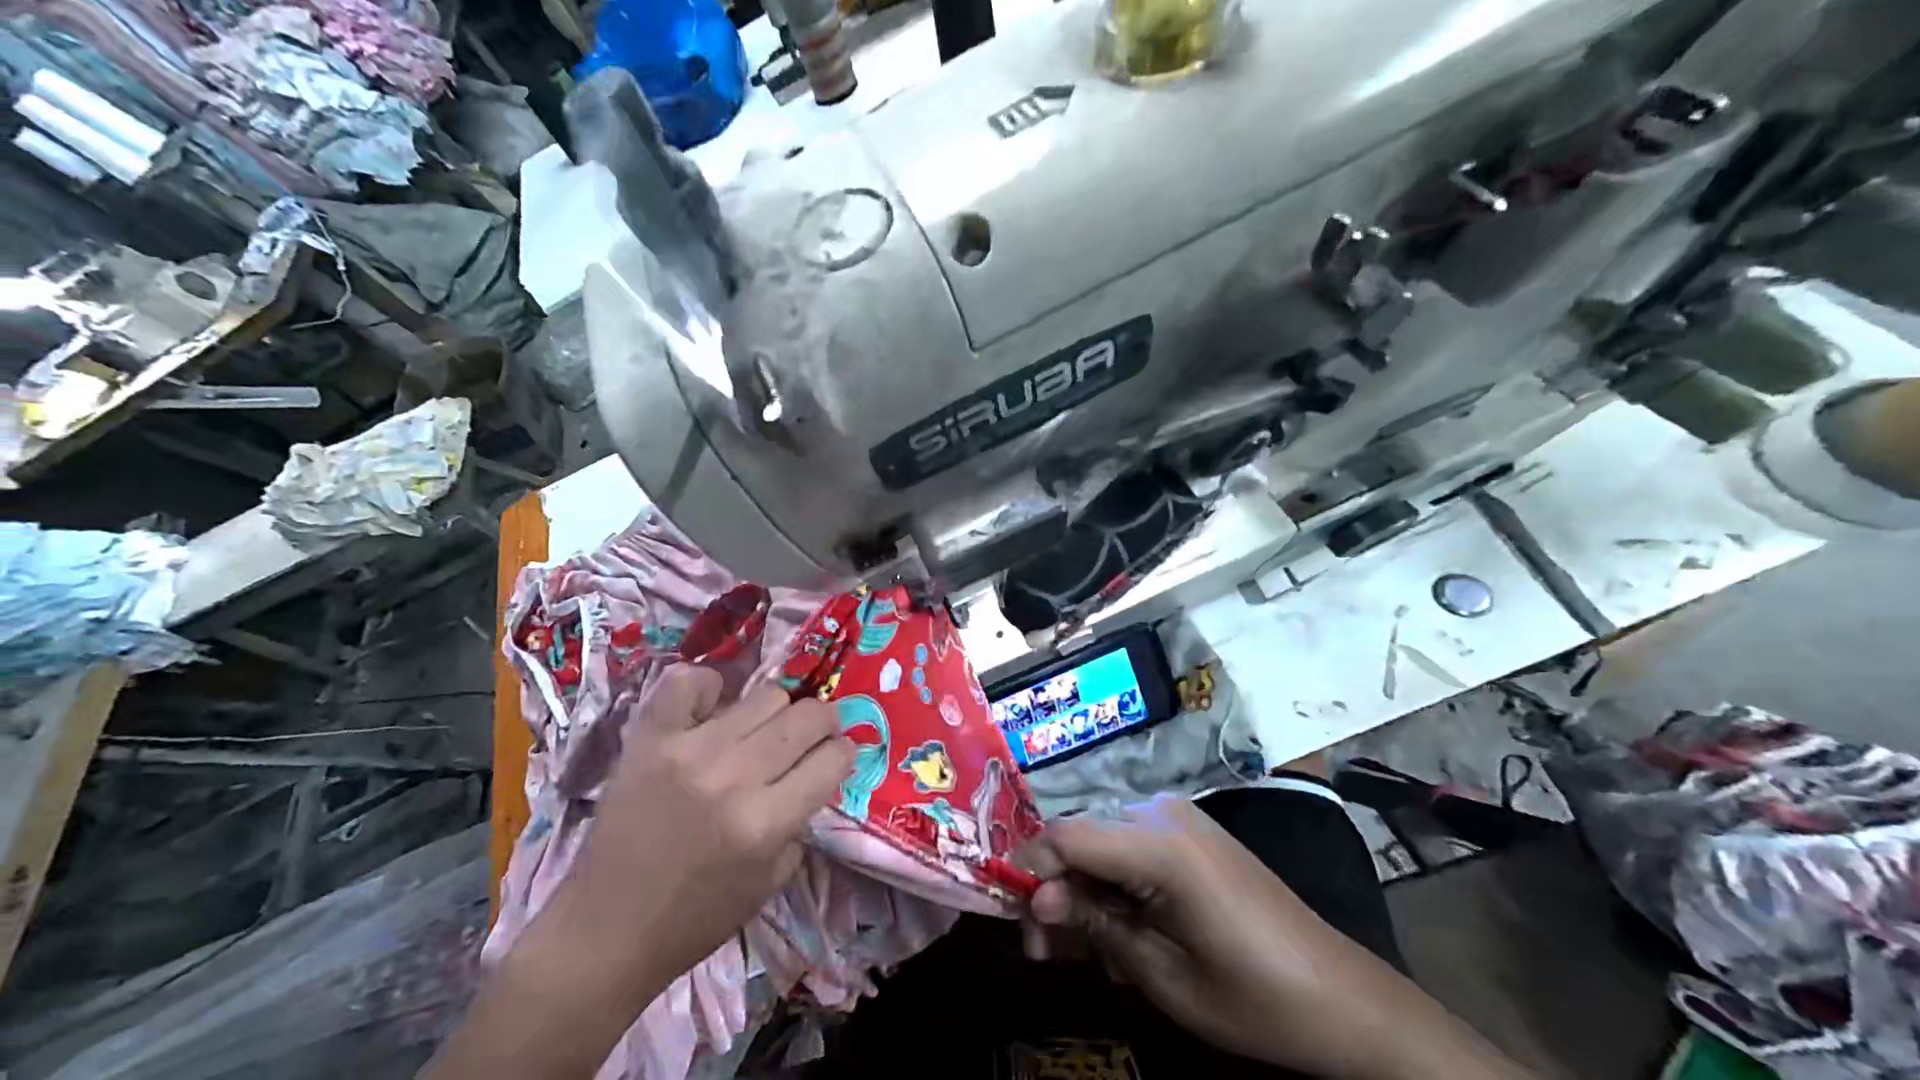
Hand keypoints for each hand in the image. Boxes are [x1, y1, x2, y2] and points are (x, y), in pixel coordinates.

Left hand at [427, 666, 851, 1077]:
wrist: (604, 930)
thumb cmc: (695, 918)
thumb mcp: (770, 883)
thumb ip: (801, 822)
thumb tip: (817, 773)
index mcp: (766, 822)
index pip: (833, 758)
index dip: (844, 753)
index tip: (837, 756)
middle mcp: (733, 777)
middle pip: (807, 717)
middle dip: (824, 723)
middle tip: (813, 736)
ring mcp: (688, 751)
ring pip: (764, 696)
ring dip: (777, 711)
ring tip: (763, 730)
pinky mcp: (648, 740)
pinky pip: (687, 682)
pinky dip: (707, 687)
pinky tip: (712, 708)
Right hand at [1020, 795, 1529, 1079]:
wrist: (1342, 998)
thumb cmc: (1252, 996)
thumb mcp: (1159, 973)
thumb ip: (1094, 923)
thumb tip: (1036, 898)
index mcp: (1160, 843)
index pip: (1067, 834)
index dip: (1030, 868)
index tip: (1012, 915)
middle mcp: (1163, 813)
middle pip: (1081, 838)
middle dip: (1054, 889)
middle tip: (1042, 950)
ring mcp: (1180, 819)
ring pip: (1102, 844)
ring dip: (1082, 892)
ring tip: (1077, 952)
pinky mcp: (1191, 834)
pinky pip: (1130, 849)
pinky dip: (1112, 886)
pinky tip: (1116, 934)